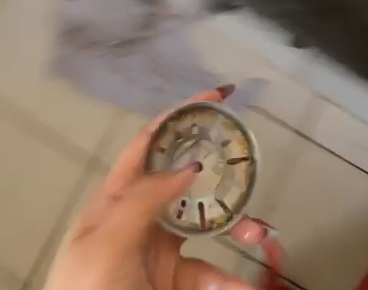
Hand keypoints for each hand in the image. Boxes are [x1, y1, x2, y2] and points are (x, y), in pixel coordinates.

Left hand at [45, 89, 267, 289]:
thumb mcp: (106, 245)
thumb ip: (144, 200)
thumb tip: (187, 165)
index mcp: (114, 201)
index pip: (149, 144)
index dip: (180, 117)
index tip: (216, 98)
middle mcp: (137, 220)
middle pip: (183, 181)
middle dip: (218, 172)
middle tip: (247, 162)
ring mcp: (155, 255)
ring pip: (204, 228)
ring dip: (235, 227)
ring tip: (261, 234)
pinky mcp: (172, 284)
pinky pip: (208, 276)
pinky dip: (231, 281)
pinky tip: (246, 286)